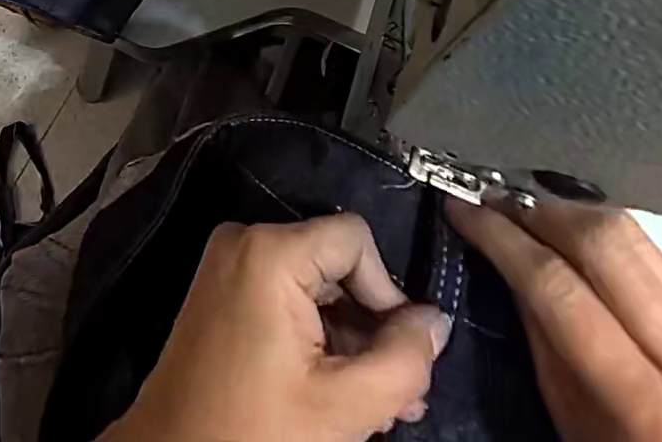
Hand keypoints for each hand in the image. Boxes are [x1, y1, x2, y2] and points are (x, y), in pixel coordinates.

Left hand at [101, 213, 451, 441]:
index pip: (355, 240)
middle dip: (373, 325)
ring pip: (316, 284)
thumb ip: (403, 360)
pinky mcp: (224, 287)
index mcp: (270, 251)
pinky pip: (288, 294)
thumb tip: (437, 321)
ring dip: (350, 337)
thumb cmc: (252, 434)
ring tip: (380, 400)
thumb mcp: (341, 407)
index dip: (386, 291)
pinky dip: (318, 333)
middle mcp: (247, 240)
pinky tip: (340, 385)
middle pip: (337, 264)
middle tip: (401, 388)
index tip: (398, 349)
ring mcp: (231, 262)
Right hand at [448, 198, 661, 441]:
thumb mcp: (573, 431)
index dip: (503, 239)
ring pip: (635, 237)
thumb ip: (544, 343)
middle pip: (605, 242)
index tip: (466, 212)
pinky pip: (655, 259)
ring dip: (571, 212)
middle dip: (539, 210)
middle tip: (494, 201)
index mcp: (650, 409)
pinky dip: (604, 237)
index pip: (559, 288)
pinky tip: (574, 237)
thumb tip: (509, 265)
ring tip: (527, 209)